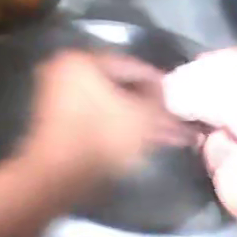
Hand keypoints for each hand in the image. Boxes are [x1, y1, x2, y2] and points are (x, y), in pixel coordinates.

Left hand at [17, 49, 184, 192]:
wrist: (59, 175)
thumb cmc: (101, 137)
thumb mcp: (142, 117)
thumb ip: (161, 105)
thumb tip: (170, 103)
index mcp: (82, 61)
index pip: (132, 66)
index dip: (159, 83)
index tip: (178, 98)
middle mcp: (66, 72)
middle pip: (119, 86)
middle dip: (148, 104)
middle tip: (172, 117)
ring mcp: (58, 98)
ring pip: (109, 105)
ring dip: (136, 119)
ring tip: (163, 134)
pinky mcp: (58, 124)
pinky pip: (96, 119)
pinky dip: (118, 127)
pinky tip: (142, 141)